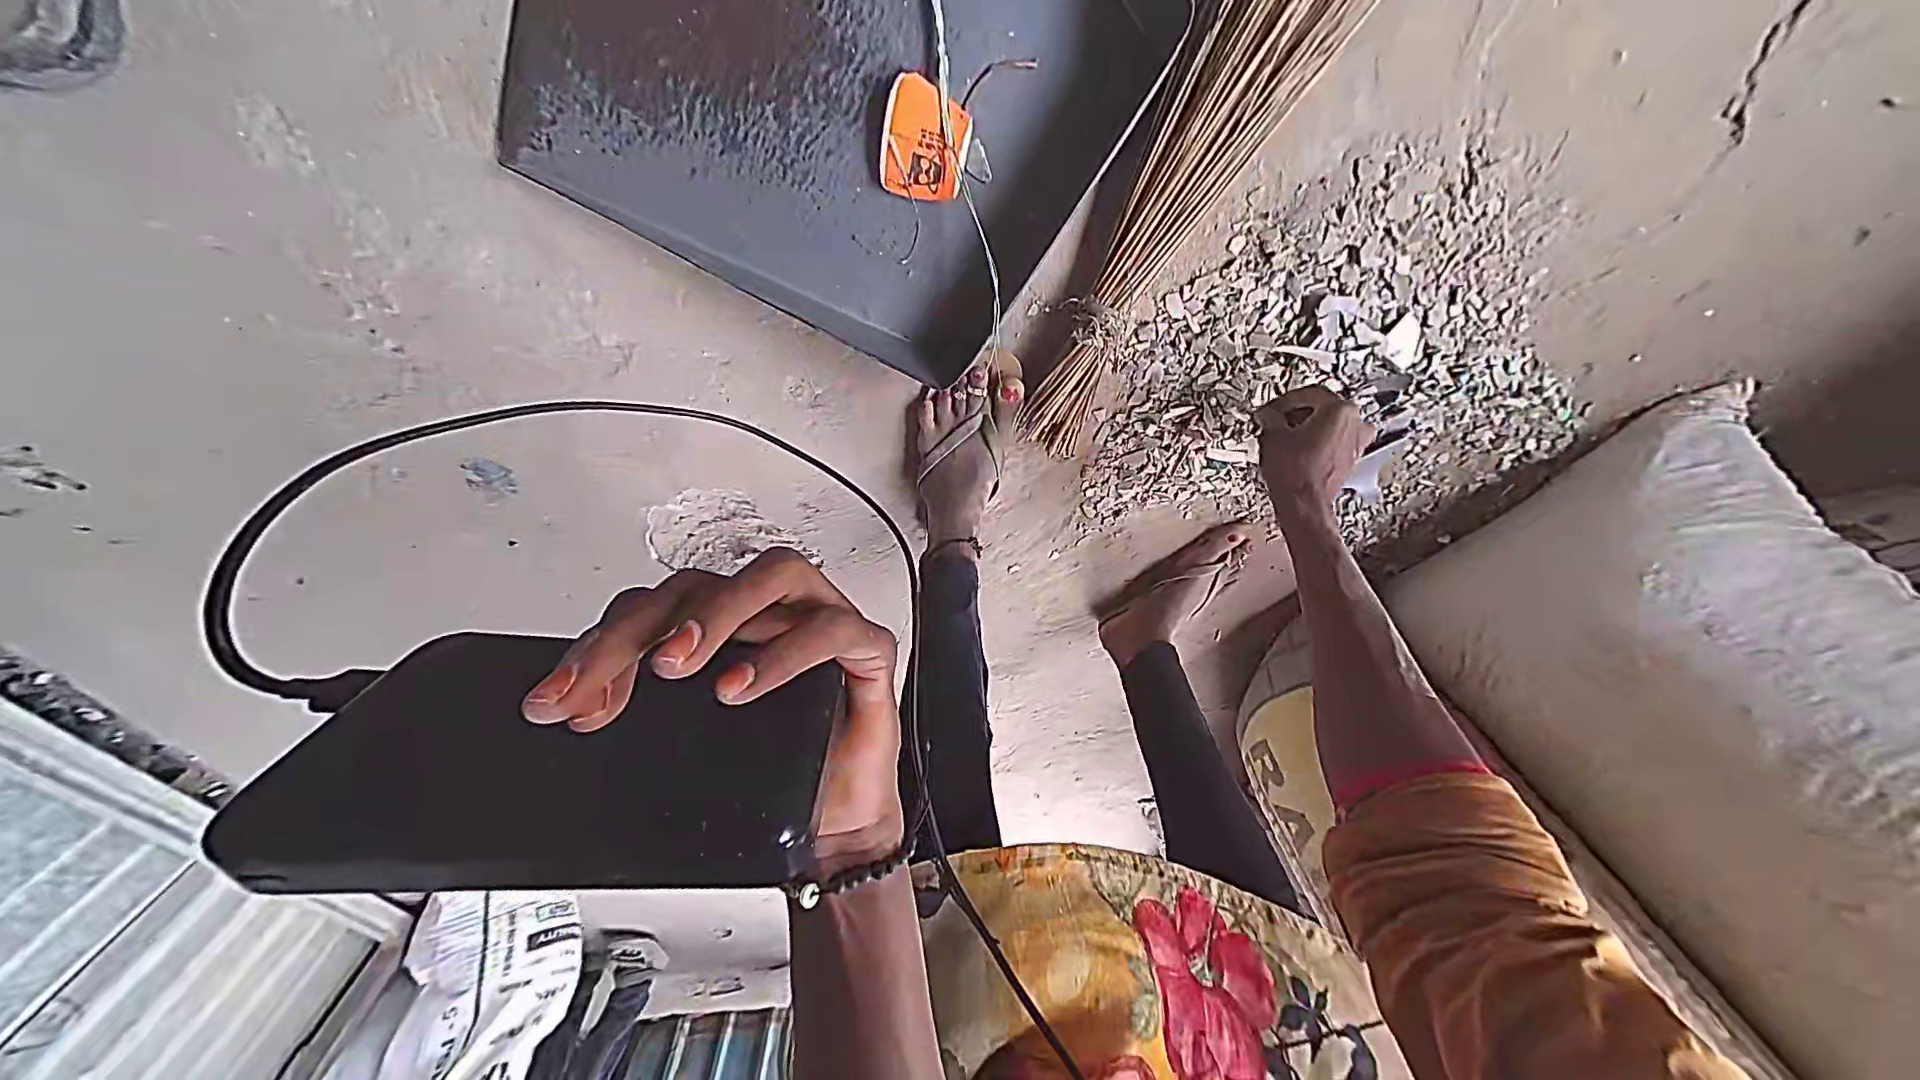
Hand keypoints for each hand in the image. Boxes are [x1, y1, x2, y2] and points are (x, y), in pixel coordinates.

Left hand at [521, 548, 903, 861]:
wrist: (839, 824)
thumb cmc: (779, 778)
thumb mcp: (695, 748)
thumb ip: (645, 717)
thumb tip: (577, 709)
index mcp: (727, 629)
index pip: (658, 606)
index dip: (604, 642)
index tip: (561, 699)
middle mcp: (772, 616)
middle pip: (701, 583)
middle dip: (641, 627)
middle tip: (600, 681)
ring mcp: (820, 622)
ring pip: (775, 574)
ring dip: (719, 610)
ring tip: (677, 662)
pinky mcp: (866, 647)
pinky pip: (832, 628)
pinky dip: (784, 652)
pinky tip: (743, 685)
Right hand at [1254, 385, 1373, 522]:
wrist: (1303, 504)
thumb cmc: (1295, 473)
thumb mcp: (1272, 436)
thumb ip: (1271, 419)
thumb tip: (1268, 416)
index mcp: (1341, 410)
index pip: (1309, 394)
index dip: (1284, 401)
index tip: (1271, 408)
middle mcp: (1355, 424)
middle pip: (1323, 408)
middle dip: (1297, 414)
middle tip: (1276, 421)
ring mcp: (1355, 444)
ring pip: (1328, 426)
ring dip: (1307, 429)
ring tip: (1284, 438)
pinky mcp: (1349, 461)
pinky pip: (1331, 444)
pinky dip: (1315, 444)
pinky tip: (1296, 452)